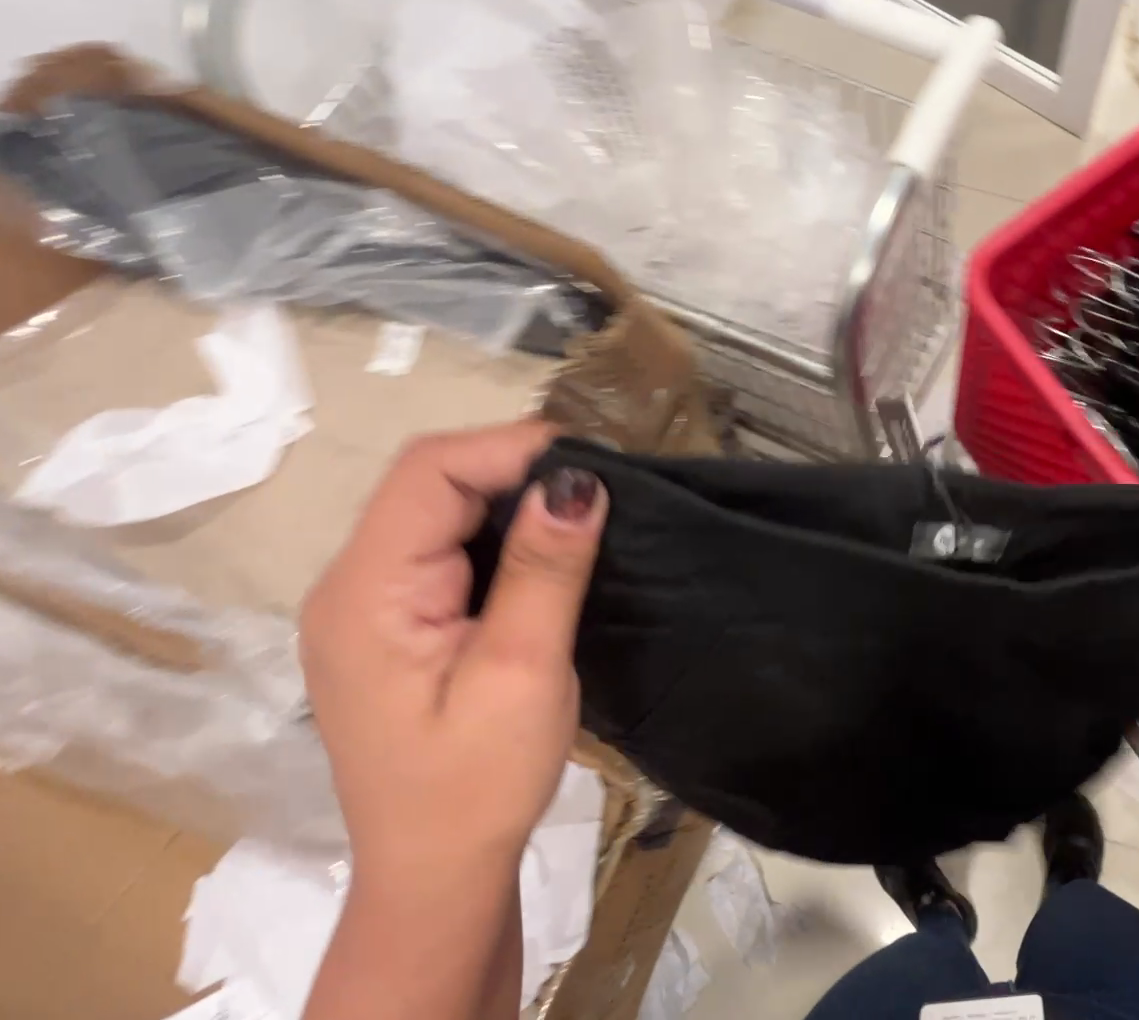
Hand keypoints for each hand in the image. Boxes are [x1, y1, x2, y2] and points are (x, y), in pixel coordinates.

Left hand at [299, 422, 606, 873]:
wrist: (439, 872)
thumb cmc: (479, 781)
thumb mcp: (523, 671)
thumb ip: (544, 570)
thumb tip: (578, 482)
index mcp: (368, 592)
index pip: (430, 472)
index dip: (512, 448)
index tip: (597, 464)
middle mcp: (353, 584)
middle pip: (429, 483)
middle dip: (517, 469)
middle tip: (603, 487)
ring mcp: (370, 605)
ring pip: (440, 512)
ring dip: (513, 501)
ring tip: (587, 512)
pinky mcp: (398, 625)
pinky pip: (446, 550)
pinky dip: (502, 535)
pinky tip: (548, 551)